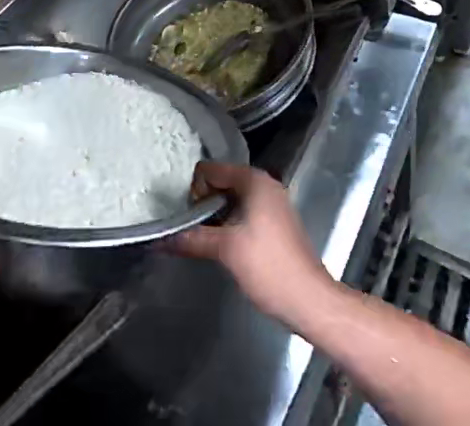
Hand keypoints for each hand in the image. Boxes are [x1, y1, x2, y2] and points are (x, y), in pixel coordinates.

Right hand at [170, 162, 333, 324]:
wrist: (310, 300)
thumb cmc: (268, 267)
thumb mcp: (225, 250)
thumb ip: (192, 238)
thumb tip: (159, 239)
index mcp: (254, 181)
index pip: (210, 169)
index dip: (195, 190)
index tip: (189, 216)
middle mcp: (264, 185)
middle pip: (221, 182)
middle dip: (203, 203)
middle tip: (192, 229)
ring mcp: (272, 204)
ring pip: (232, 200)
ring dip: (215, 216)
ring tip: (203, 239)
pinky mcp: (275, 223)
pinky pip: (244, 212)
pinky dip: (229, 224)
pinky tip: (223, 246)